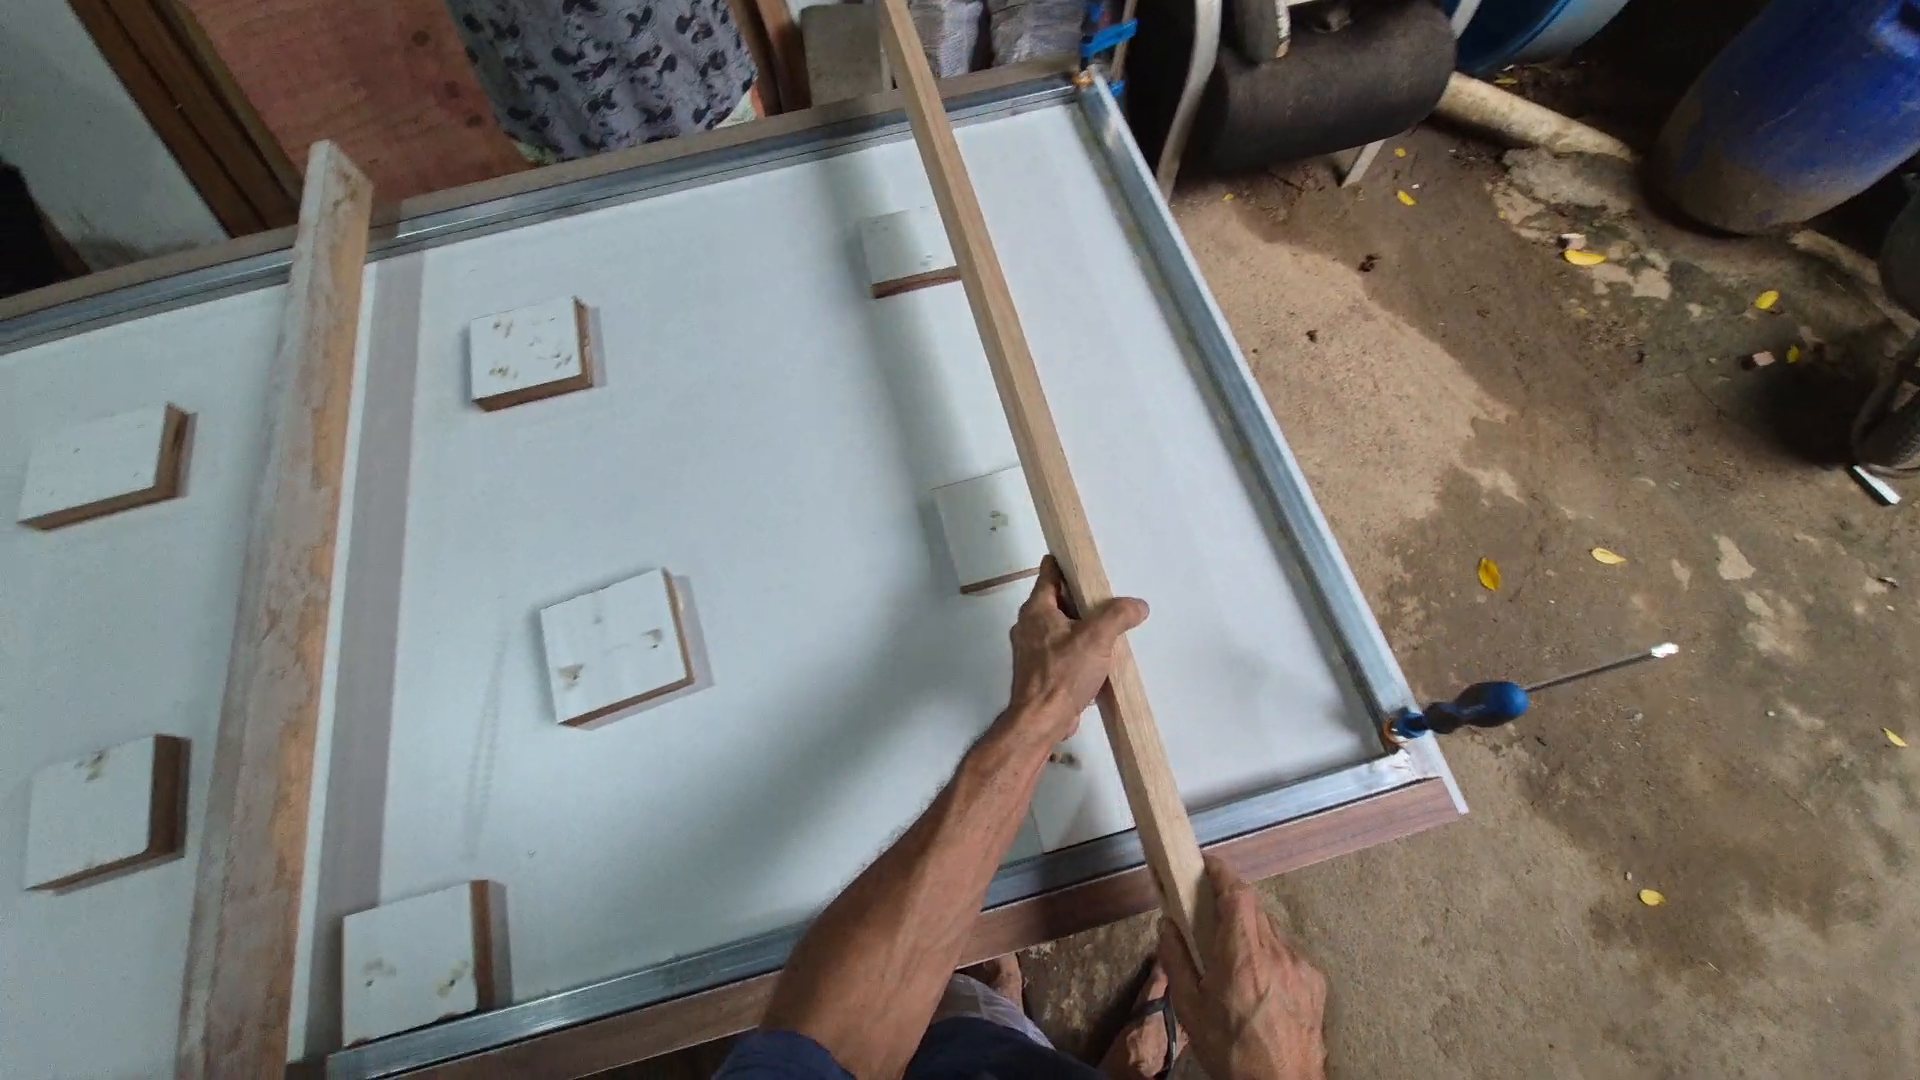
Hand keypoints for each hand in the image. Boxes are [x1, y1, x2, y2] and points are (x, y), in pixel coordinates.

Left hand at [1001, 556, 1148, 742]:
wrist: (1040, 720)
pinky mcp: (1037, 670)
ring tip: (1107, 629)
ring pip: (1058, 626)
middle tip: (1107, 598)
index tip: (1085, 561)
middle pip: (1056, 599)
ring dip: (1079, 626)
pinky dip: (1075, 648)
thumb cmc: (1063, 673)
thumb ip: (1118, 615)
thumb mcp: (1097, 638)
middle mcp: (1028, 625)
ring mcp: (1030, 649)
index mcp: (1036, 609)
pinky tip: (1096, 658)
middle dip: (1080, 597)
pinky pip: (1058, 649)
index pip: (1049, 572)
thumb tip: (1138, 605)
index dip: (1066, 562)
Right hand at [1158, 858, 1327, 1079]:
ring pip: (1270, 928)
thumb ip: (1175, 960)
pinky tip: (1258, 979)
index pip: (1237, 893)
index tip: (1205, 864)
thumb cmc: (1230, 1050)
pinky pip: (1287, 951)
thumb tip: (1166, 924)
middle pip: (1253, 906)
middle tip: (1208, 911)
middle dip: (1230, 901)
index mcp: (1242, 956)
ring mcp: (1300, 967)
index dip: (1222, 872)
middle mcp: (1276, 953)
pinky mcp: (1315, 983)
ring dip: (1249, 929)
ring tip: (1233, 954)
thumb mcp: (1190, 1009)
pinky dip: (1269, 953)